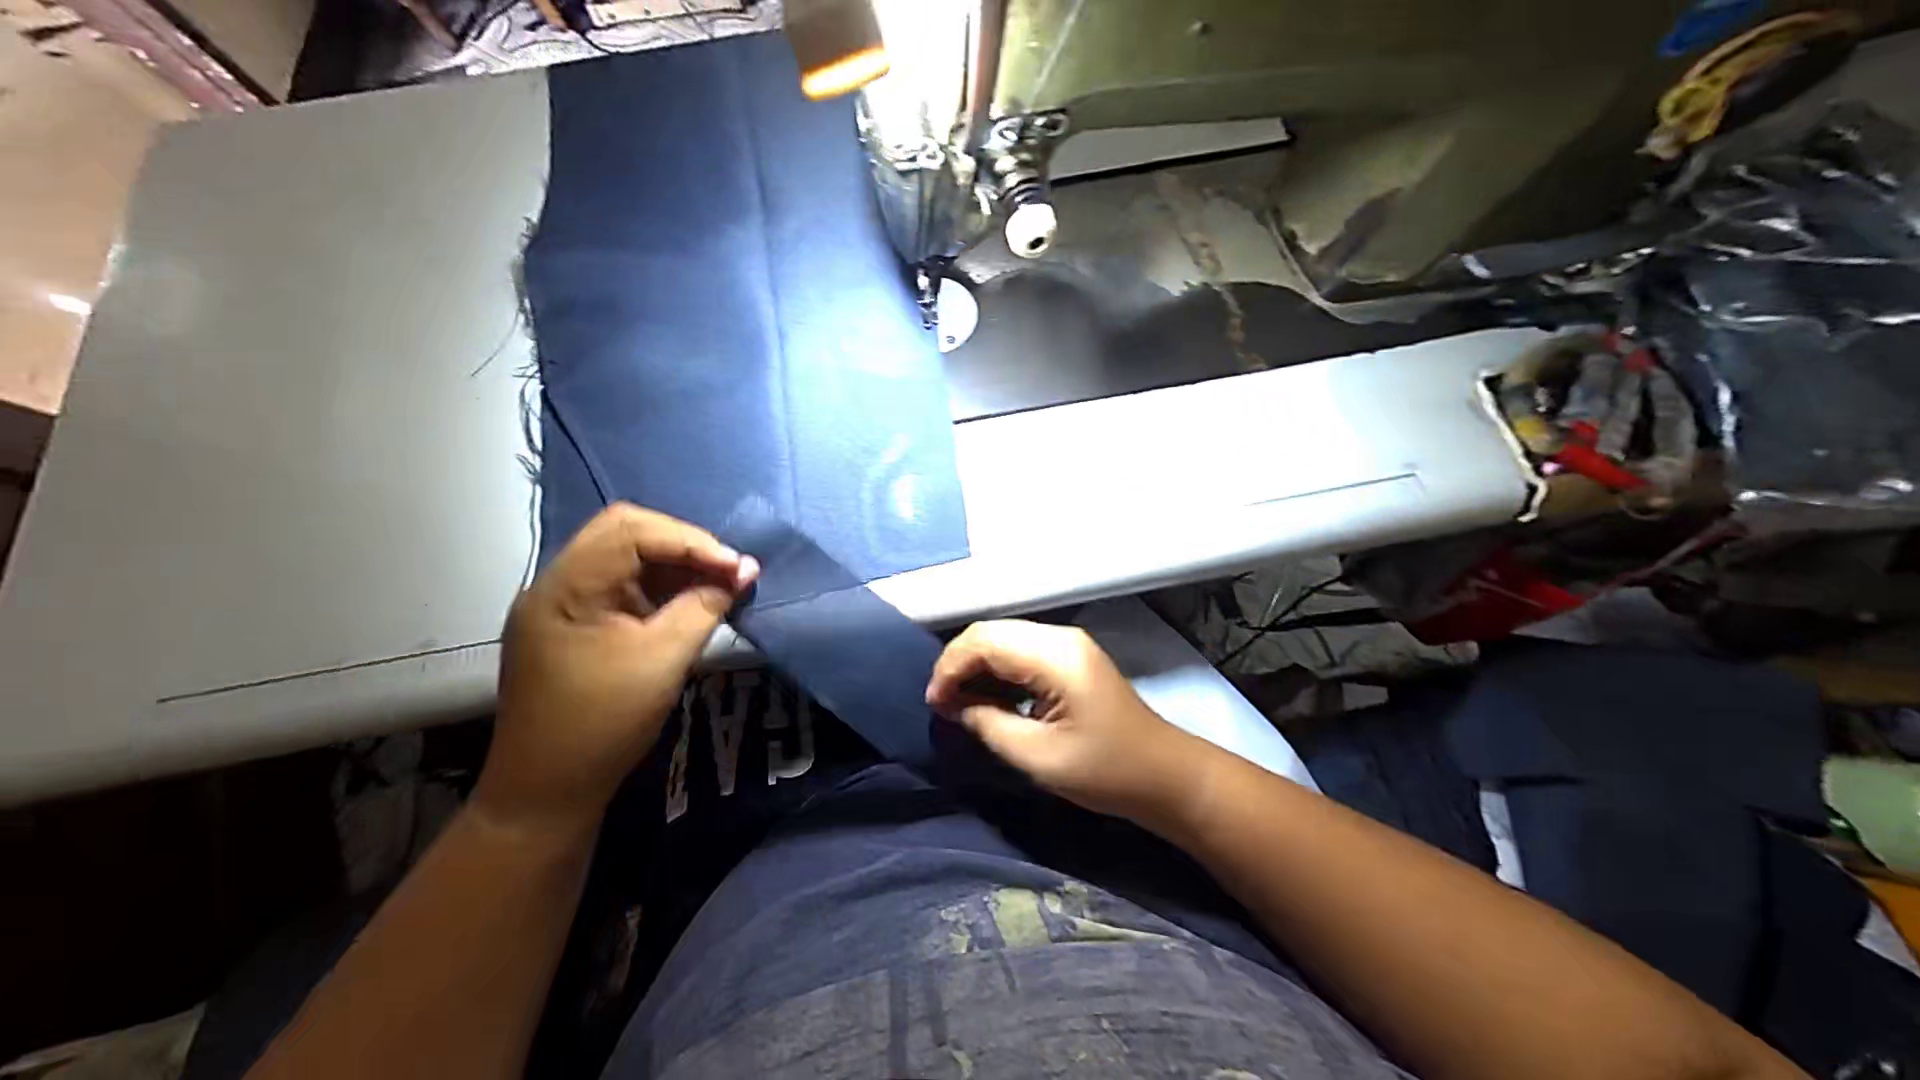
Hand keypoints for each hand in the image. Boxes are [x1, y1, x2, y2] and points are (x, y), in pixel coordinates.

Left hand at [477, 503, 757, 831]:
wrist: (546, 791)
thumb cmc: (603, 725)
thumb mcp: (663, 661)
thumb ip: (704, 608)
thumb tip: (744, 571)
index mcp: (565, 587)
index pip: (632, 531)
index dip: (690, 541)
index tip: (737, 567)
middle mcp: (556, 584)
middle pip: (625, 533)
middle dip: (683, 545)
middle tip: (727, 570)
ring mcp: (563, 605)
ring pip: (624, 557)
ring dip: (674, 565)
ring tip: (719, 584)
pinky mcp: (575, 626)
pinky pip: (622, 587)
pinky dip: (660, 587)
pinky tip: (691, 602)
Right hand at [925, 620, 1215, 827]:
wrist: (1164, 775)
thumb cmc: (1104, 770)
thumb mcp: (1037, 756)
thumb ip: (988, 724)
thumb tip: (955, 705)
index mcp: (1055, 656)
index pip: (985, 641)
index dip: (950, 667)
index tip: (934, 704)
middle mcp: (1060, 638)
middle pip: (991, 633)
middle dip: (958, 663)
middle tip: (941, 703)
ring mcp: (1068, 645)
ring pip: (1003, 639)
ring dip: (976, 666)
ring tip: (957, 702)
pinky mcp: (1070, 658)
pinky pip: (1021, 652)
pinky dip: (997, 670)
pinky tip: (986, 696)